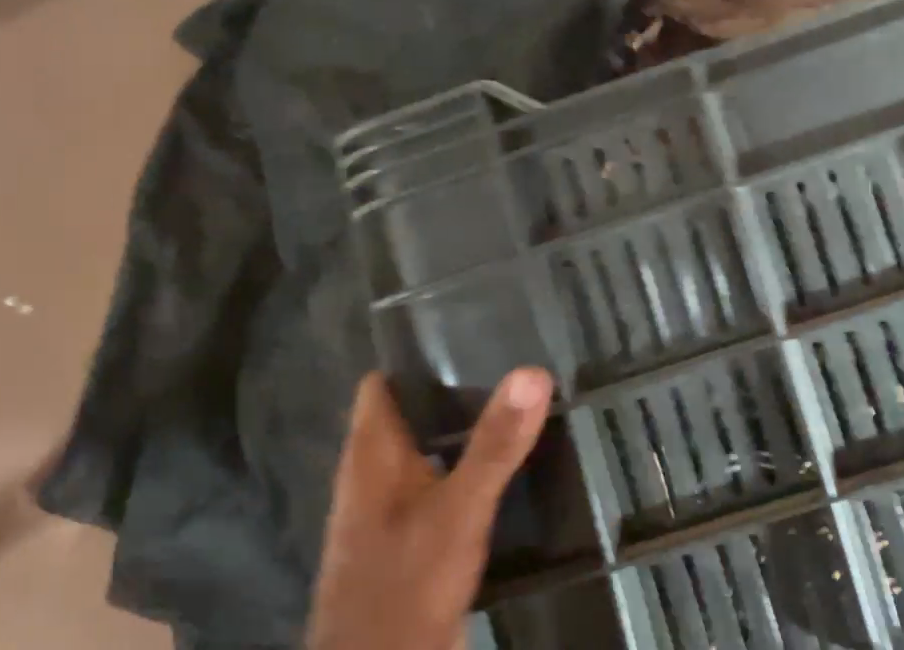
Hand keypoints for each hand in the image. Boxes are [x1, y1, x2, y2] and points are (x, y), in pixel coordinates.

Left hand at [306, 369, 553, 649]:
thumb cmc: (406, 583)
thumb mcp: (459, 510)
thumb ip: (494, 444)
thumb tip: (533, 371)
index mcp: (371, 460)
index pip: (383, 386)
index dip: (415, 352)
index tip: (466, 321)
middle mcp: (375, 479)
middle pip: (409, 415)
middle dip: (454, 385)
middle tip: (513, 352)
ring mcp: (392, 513)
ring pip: (428, 450)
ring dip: (464, 427)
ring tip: (522, 397)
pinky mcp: (414, 540)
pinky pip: (442, 483)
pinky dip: (470, 465)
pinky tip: (509, 464)